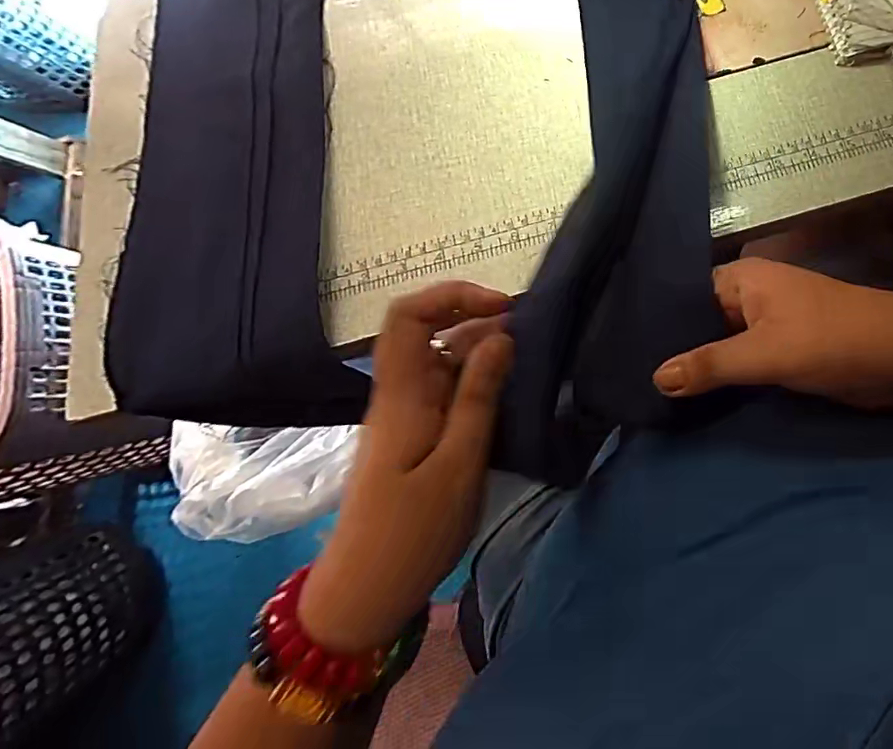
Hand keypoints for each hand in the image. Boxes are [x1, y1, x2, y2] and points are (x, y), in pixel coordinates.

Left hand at [299, 282, 513, 653]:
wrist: (363, 596)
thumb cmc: (411, 533)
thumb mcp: (458, 464)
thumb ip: (479, 396)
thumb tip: (500, 336)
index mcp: (402, 394)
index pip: (407, 316)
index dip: (452, 296)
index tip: (501, 308)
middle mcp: (400, 393)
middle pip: (429, 331)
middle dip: (479, 320)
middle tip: (529, 336)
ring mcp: (407, 413)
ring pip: (442, 359)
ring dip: (484, 350)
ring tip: (529, 360)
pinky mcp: (417, 434)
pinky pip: (448, 388)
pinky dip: (479, 379)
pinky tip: (509, 393)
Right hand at [651, 258, 892, 407]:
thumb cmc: (828, 339)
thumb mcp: (763, 354)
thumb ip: (710, 365)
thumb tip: (656, 377)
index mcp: (744, 278)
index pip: (686, 293)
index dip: (658, 318)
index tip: (623, 347)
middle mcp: (752, 294)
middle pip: (703, 319)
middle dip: (677, 347)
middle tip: (631, 377)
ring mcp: (770, 321)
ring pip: (724, 342)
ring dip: (701, 365)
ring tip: (653, 393)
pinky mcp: (785, 347)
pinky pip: (745, 359)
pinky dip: (726, 375)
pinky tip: (697, 397)